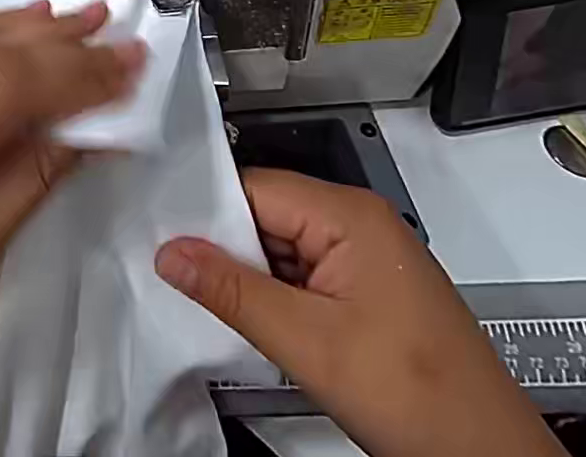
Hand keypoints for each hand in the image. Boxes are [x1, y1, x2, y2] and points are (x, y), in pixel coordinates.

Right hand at [156, 169, 564, 456]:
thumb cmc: (418, 397)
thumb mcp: (308, 342)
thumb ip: (233, 291)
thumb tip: (172, 253)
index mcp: (349, 213)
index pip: (255, 188)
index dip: (208, 211)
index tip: (166, 236)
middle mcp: (356, 219)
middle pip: (266, 212)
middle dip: (227, 246)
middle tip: (184, 275)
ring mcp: (361, 250)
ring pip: (280, 242)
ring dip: (250, 272)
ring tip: (218, 301)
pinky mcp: (362, 280)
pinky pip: (301, 267)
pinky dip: (275, 288)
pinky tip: (258, 315)